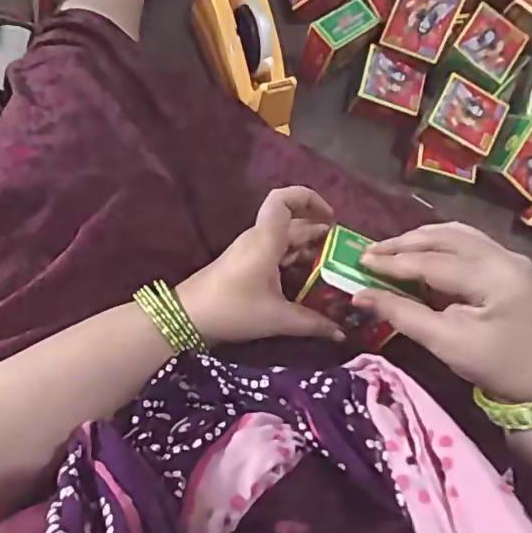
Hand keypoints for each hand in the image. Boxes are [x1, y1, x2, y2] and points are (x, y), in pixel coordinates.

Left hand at [177, 187, 346, 345]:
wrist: (187, 318)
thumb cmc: (231, 310)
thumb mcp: (276, 319)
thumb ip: (312, 324)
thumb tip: (341, 333)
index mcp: (266, 240)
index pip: (284, 199)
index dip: (309, 199)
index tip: (331, 218)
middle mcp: (258, 239)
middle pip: (293, 223)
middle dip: (320, 234)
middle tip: (344, 254)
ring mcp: (249, 251)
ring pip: (285, 240)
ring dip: (308, 250)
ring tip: (332, 270)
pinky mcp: (244, 265)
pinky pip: (275, 254)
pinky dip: (294, 261)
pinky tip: (307, 281)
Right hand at [354, 223, 531, 402]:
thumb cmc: (491, 364)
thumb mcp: (443, 342)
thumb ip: (401, 314)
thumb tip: (359, 295)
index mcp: (493, 278)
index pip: (433, 262)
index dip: (393, 262)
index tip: (360, 261)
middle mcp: (503, 257)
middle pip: (445, 238)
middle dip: (403, 244)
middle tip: (369, 253)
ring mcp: (507, 256)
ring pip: (455, 233)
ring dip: (419, 239)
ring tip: (388, 251)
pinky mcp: (505, 261)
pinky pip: (465, 240)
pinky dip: (436, 243)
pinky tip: (417, 251)